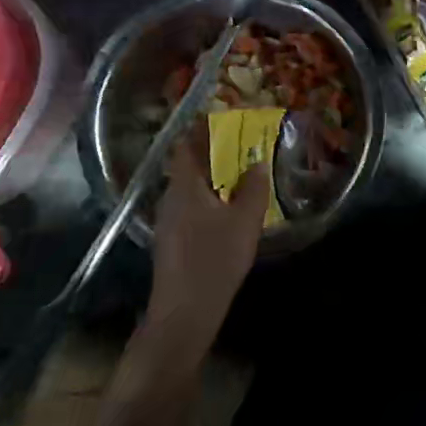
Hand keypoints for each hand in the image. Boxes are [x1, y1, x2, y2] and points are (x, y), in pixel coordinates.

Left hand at [146, 127, 269, 335]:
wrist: (186, 308)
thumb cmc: (216, 257)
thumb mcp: (244, 221)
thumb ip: (253, 188)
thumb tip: (257, 163)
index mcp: (184, 188)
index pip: (185, 148)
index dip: (199, 131)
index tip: (218, 118)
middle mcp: (170, 199)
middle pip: (187, 168)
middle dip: (210, 154)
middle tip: (238, 145)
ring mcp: (168, 221)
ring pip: (189, 190)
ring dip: (210, 179)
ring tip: (238, 175)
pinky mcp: (173, 240)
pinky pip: (190, 207)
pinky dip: (208, 199)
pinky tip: (226, 210)